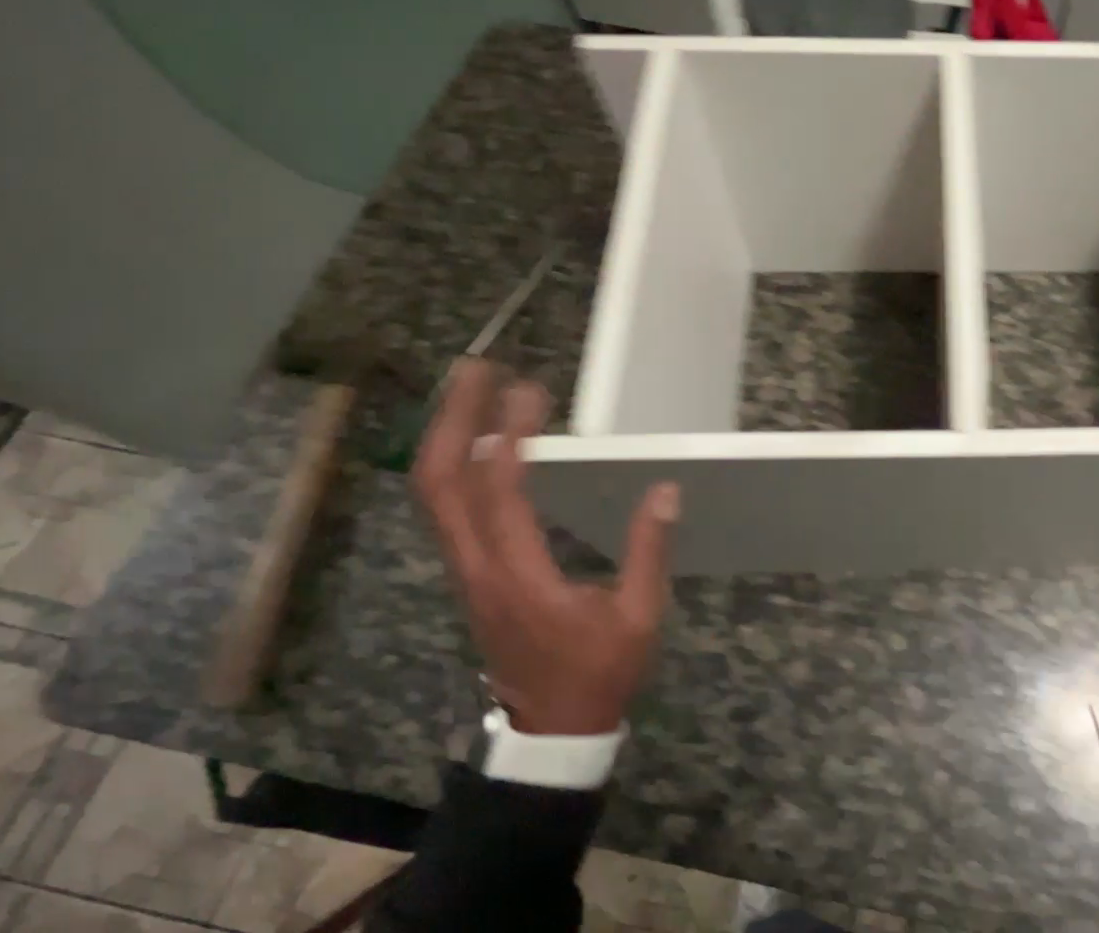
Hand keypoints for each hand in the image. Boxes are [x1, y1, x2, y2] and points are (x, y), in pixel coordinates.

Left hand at [413, 357, 678, 735]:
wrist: (552, 730)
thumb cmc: (598, 672)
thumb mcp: (638, 617)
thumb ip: (648, 552)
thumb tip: (665, 490)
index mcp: (519, 575)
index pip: (500, 491)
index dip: (509, 435)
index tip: (529, 390)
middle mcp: (477, 566)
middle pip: (440, 483)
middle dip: (453, 419)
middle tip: (475, 369)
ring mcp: (465, 572)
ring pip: (433, 495)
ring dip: (445, 437)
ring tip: (468, 391)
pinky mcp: (469, 576)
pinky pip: (446, 511)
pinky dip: (452, 466)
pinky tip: (474, 443)